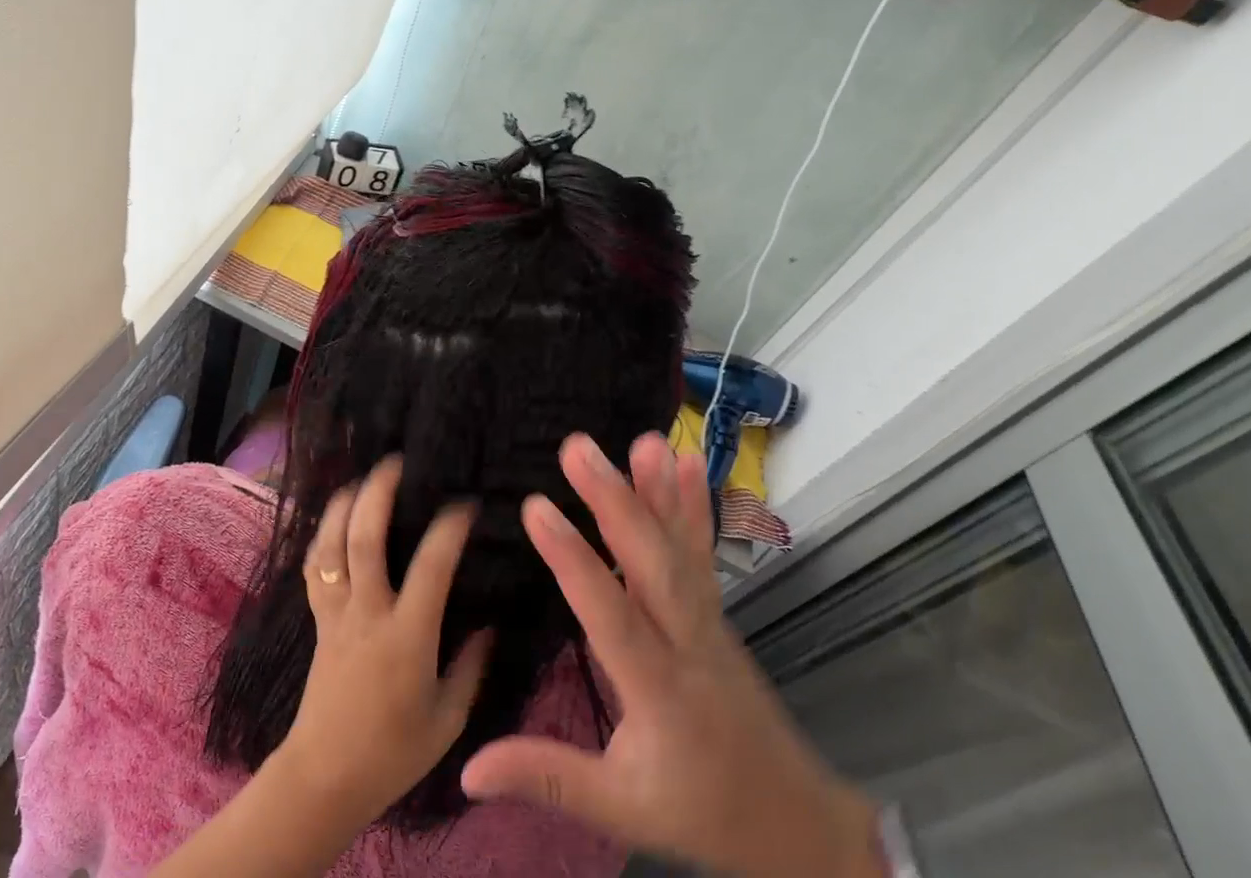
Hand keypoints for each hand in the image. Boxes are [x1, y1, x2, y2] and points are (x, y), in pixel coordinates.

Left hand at [272, 457, 492, 829]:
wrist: (326, 773)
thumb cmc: (394, 751)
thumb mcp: (449, 717)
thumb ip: (469, 666)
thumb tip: (488, 624)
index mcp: (406, 636)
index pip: (430, 566)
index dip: (449, 527)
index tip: (466, 503)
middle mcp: (366, 613)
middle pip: (364, 539)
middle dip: (377, 494)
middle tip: (396, 463)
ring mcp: (335, 613)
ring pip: (330, 546)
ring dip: (341, 505)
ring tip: (359, 478)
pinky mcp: (318, 620)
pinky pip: (314, 568)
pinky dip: (320, 537)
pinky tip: (330, 521)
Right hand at [460, 435, 884, 877]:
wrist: (798, 825)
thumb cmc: (703, 813)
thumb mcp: (621, 807)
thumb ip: (546, 779)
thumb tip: (466, 771)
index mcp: (659, 689)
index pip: (611, 614)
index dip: (572, 560)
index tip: (535, 506)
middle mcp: (689, 644)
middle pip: (652, 564)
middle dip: (614, 501)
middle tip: (578, 446)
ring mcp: (710, 626)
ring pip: (682, 551)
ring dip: (660, 492)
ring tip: (643, 439)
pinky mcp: (717, 618)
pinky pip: (700, 556)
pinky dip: (693, 509)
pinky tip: (688, 466)